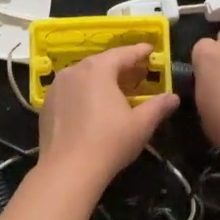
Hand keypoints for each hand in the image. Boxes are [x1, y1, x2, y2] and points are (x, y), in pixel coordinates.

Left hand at [38, 43, 179, 186]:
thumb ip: (158, 106)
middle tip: (136, 72)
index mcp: (97, 69)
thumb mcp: (140, 125)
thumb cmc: (109, 143)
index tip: (150, 50)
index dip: (139, 52)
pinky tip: (92, 107)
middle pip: (101, 63)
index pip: (123, 54)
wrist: (67, 170)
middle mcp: (73, 71)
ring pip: (83, 77)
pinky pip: (70, 92)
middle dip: (120, 66)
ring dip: (101, 80)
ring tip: (115, 90)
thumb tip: (173, 97)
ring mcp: (56, 88)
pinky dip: (84, 94)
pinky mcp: (46, 106)